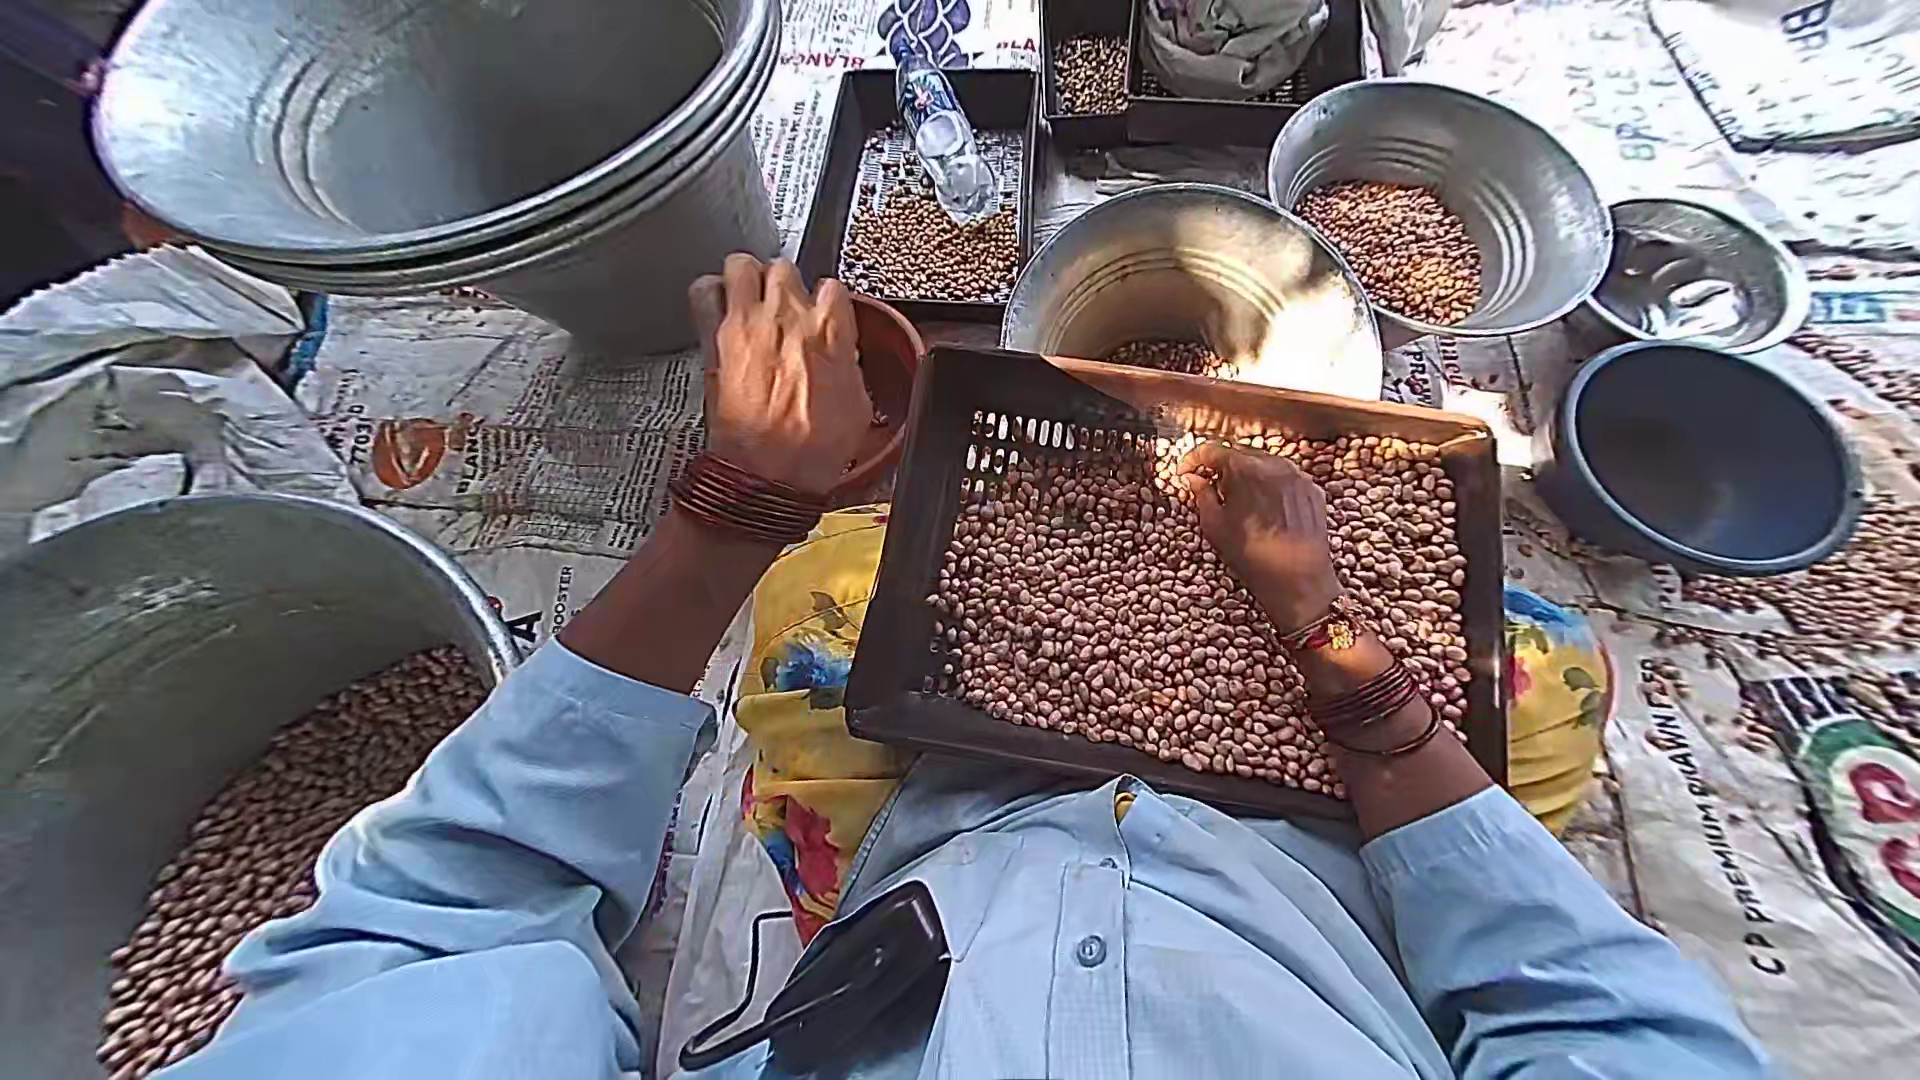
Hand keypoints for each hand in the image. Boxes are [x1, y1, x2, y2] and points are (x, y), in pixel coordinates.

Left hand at [689, 255, 871, 495]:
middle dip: (788, 287)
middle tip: (788, 310)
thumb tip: (843, 357)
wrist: (772, 474)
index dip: (829, 303)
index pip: (833, 287)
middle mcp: (788, 316)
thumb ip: (849, 367)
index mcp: (830, 330)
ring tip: (753, 298)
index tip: (826, 316)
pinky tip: (721, 306)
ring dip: (750, 279)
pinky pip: (704, 290)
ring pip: (743, 265)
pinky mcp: (715, 337)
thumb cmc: (813, 448)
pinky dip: (712, 292)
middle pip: (786, 268)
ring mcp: (747, 322)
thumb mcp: (858, 407)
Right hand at [1178, 441, 1343, 630]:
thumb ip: (1201, 495)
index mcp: (1244, 469)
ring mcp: (1297, 475)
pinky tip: (1259, 504)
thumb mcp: (1214, 525)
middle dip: (1218, 464)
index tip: (1184, 471)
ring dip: (1244, 473)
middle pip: (1238, 452)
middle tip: (1205, 482)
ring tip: (1233, 495)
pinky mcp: (1311, 489)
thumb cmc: (1250, 554)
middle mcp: (1273, 464)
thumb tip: (1193, 479)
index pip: (1211, 450)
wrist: (1297, 578)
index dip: (1193, 459)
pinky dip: (1267, 483)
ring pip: (1263, 462)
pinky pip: (1283, 477)